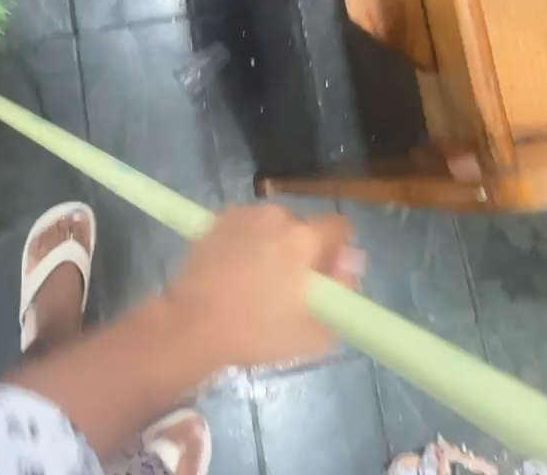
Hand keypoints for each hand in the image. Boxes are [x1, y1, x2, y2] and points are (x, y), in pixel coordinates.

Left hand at [161, 204, 364, 371]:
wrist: (193, 324)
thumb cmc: (257, 331)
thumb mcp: (314, 329)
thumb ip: (342, 293)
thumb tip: (353, 264)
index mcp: (306, 238)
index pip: (340, 226)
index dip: (338, 248)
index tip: (328, 272)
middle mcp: (279, 216)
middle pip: (304, 227)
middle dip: (303, 249)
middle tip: (290, 283)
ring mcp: (246, 214)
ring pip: (274, 225)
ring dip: (274, 243)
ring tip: (258, 277)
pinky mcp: (219, 219)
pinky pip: (247, 225)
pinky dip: (248, 240)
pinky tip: (236, 267)